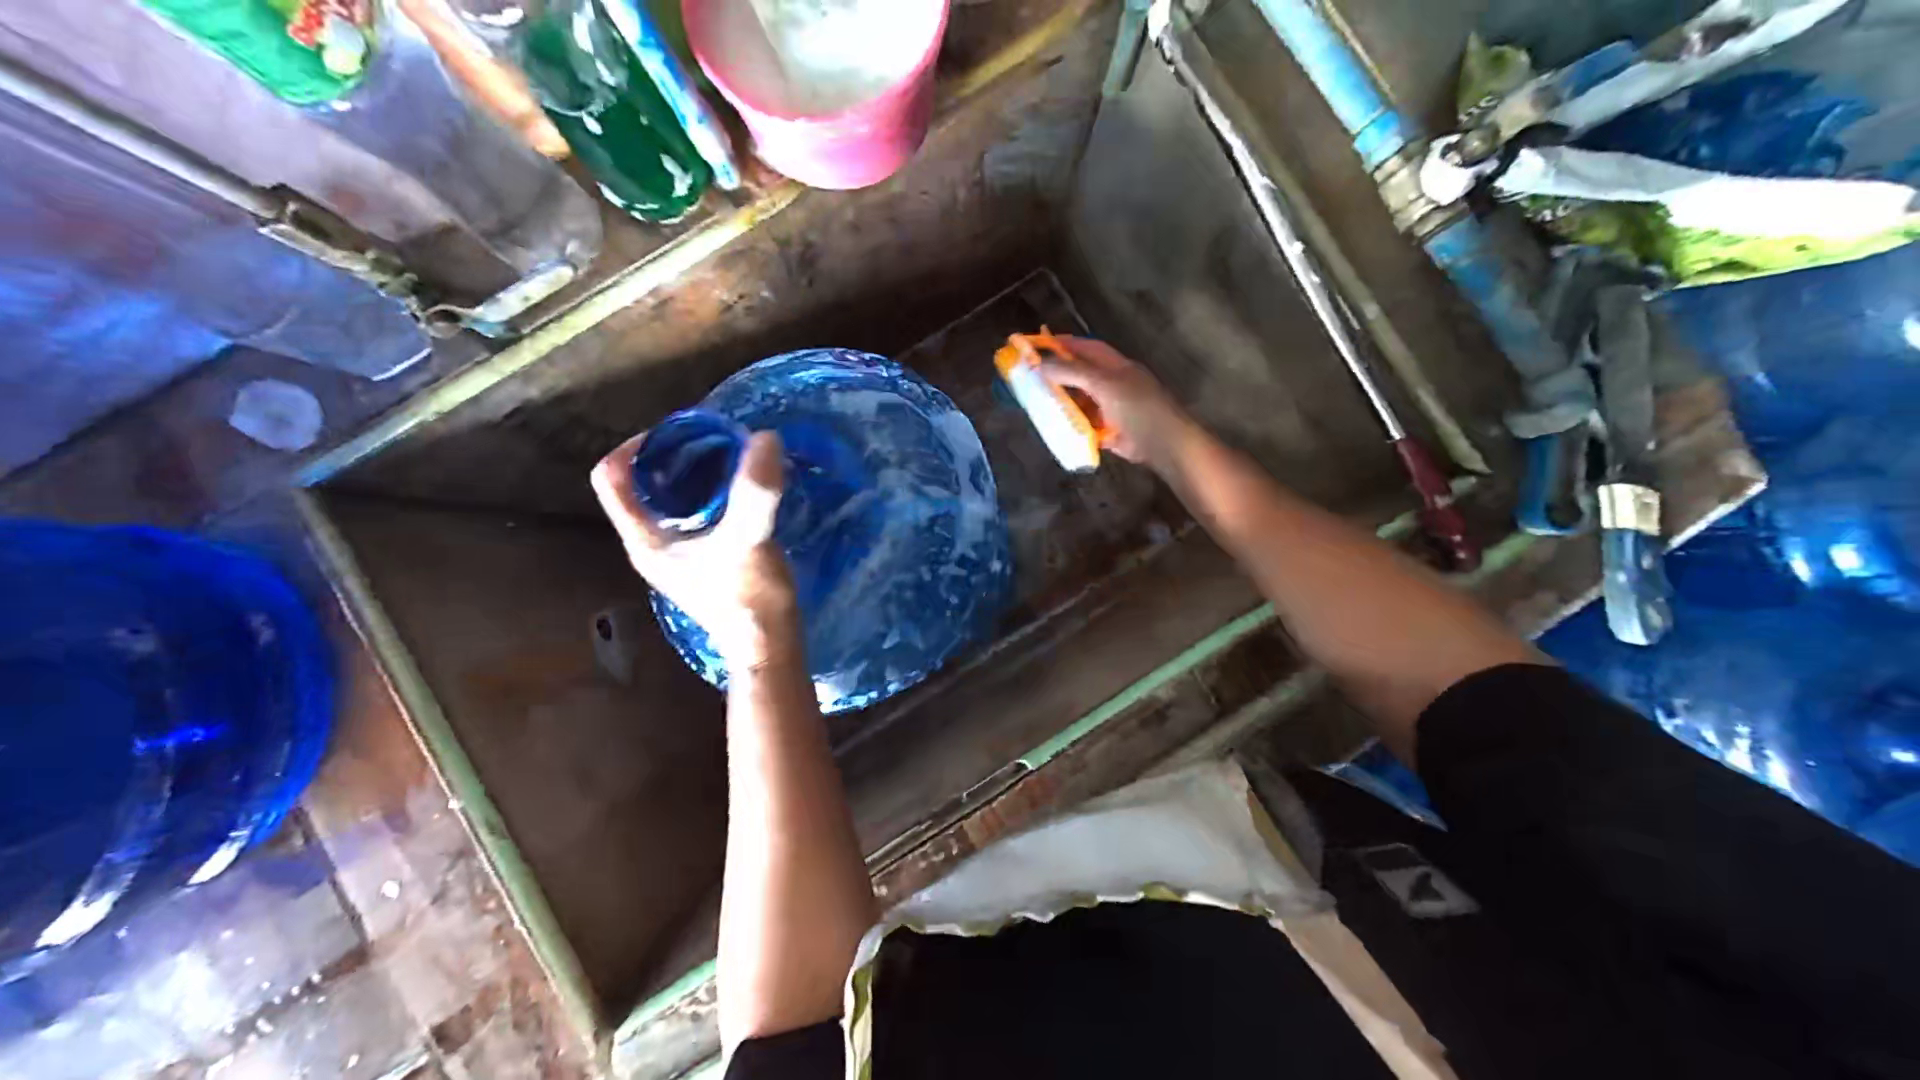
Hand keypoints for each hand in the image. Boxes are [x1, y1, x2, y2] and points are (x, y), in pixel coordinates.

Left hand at [591, 430, 799, 670]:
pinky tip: (744, 488)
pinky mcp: (704, 556)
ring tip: (732, 456)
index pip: (611, 476)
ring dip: (697, 470)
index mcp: (645, 538)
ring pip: (672, 494)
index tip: (682, 432)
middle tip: (714, 439)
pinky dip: (716, 490)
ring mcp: (678, 551)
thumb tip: (764, 437)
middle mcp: (652, 542)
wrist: (769, 647)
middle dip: (674, 453)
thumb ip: (754, 492)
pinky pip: (698, 510)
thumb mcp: (749, 541)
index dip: (638, 445)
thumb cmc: (749, 600)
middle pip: (643, 480)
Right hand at [1042, 336, 1197, 470]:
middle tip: (1031, 374)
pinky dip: (1069, 423)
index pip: (1086, 348)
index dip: (1064, 343)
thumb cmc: (1137, 407)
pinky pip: (1083, 423)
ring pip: (1080, 399)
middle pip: (1080, 374)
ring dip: (1061, 399)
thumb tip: (1041, 365)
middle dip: (1057, 373)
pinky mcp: (1108, 429)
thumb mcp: (1104, 384)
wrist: (1162, 443)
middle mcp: (1112, 383)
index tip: (1039, 342)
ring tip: (1035, 399)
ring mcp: (1110, 407)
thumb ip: (1072, 372)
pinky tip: (1052, 423)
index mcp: (1115, 366)